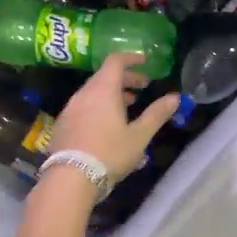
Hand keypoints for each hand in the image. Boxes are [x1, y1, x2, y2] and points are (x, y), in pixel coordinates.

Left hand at [46, 54, 179, 180]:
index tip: (144, 62)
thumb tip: (175, 97)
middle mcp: (84, 94)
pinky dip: (97, 107)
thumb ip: (156, 114)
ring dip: (111, 94)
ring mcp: (70, 109)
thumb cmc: (109, 153)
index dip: (131, 58)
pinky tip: (106, 125)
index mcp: (103, 90)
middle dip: (124, 79)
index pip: (115, 61)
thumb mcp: (139, 136)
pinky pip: (83, 107)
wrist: (70, 178)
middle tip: (141, 88)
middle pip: (104, 76)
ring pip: (92, 92)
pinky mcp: (62, 125)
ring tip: (126, 107)